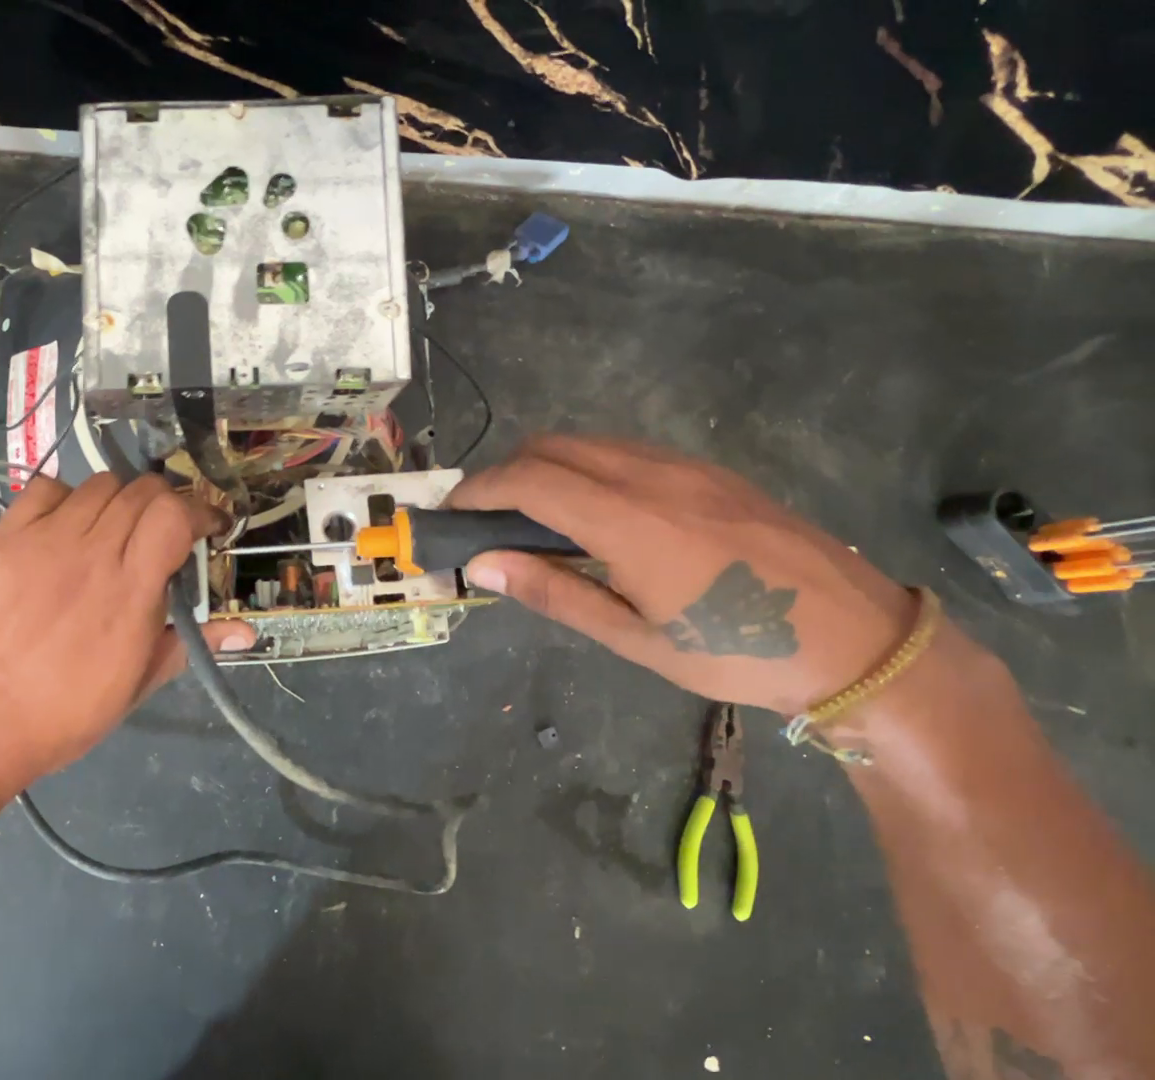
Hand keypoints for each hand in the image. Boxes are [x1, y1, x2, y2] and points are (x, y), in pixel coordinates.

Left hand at [0, 473, 253, 791]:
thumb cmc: (63, 716)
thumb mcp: (136, 685)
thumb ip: (190, 645)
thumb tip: (245, 632)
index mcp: (131, 588)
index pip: (175, 515)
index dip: (200, 511)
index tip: (208, 527)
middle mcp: (92, 551)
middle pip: (141, 491)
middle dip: (164, 504)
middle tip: (162, 534)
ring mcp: (44, 540)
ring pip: (97, 485)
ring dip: (119, 500)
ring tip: (113, 531)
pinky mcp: (4, 540)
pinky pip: (42, 491)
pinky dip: (65, 497)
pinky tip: (64, 526)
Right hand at [447, 435, 915, 715]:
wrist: (860, 641)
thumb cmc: (738, 653)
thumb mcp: (636, 639)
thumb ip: (555, 593)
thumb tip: (483, 564)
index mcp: (630, 522)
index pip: (530, 481)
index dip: (479, 491)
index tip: (452, 515)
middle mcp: (653, 477)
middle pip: (552, 446)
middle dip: (505, 474)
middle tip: (487, 520)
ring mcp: (687, 468)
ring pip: (589, 443)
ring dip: (545, 467)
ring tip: (533, 518)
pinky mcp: (710, 472)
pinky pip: (627, 451)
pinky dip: (586, 467)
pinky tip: (594, 513)